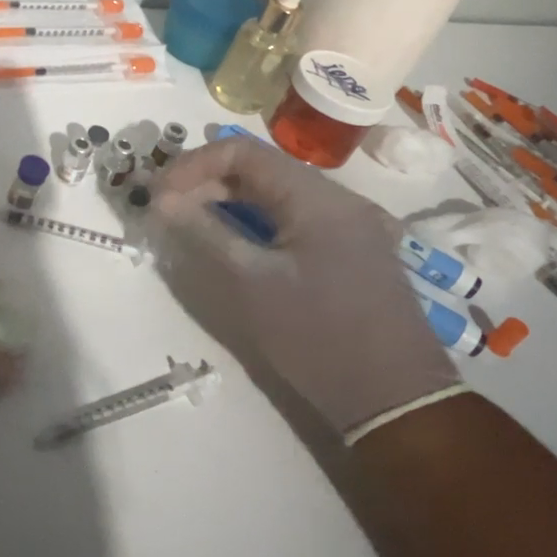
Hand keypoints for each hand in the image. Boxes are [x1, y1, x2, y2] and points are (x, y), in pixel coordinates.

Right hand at [148, 137, 460, 438]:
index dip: (192, 165)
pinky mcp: (355, 252)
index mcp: (318, 197)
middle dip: (207, 183)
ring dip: (230, 202)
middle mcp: (340, 200)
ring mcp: (353, 226)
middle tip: (167, 211)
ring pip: (278, 194)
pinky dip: (258, 222)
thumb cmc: (319, 339)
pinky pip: (296, 219)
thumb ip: (203, 232)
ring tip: (192, 225)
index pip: (242, 151)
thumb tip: (161, 200)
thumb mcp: (250, 284)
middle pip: (261, 169)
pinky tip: (235, 244)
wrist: (398, 405)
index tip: (158, 195)